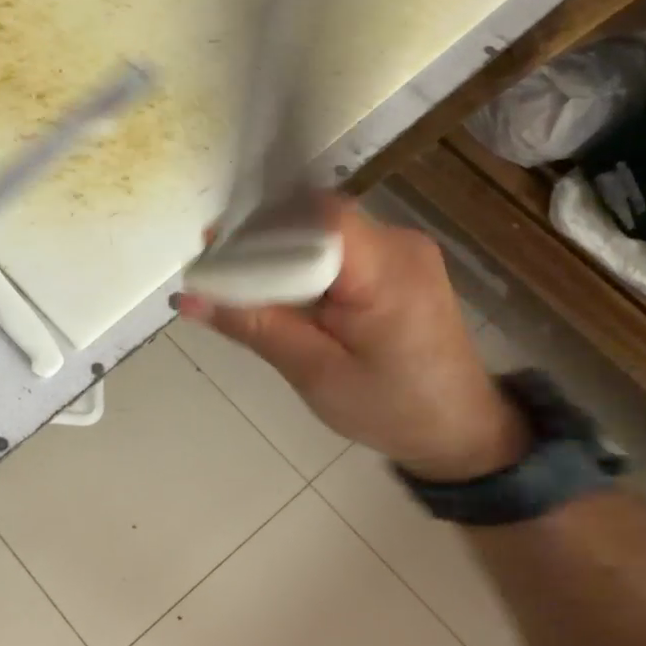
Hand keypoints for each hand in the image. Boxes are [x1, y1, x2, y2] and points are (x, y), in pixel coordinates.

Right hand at [178, 195, 527, 481]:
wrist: (458, 429)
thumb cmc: (388, 406)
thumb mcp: (312, 372)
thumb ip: (252, 326)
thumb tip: (187, 298)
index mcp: (387, 273)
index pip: (320, 217)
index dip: (264, 225)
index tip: (216, 249)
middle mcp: (399, 245)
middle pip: (315, 218)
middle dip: (260, 239)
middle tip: (215, 273)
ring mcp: (401, 250)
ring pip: (320, 229)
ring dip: (276, 251)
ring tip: (238, 286)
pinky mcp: (394, 261)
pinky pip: (334, 245)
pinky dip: (298, 261)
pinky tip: (276, 292)